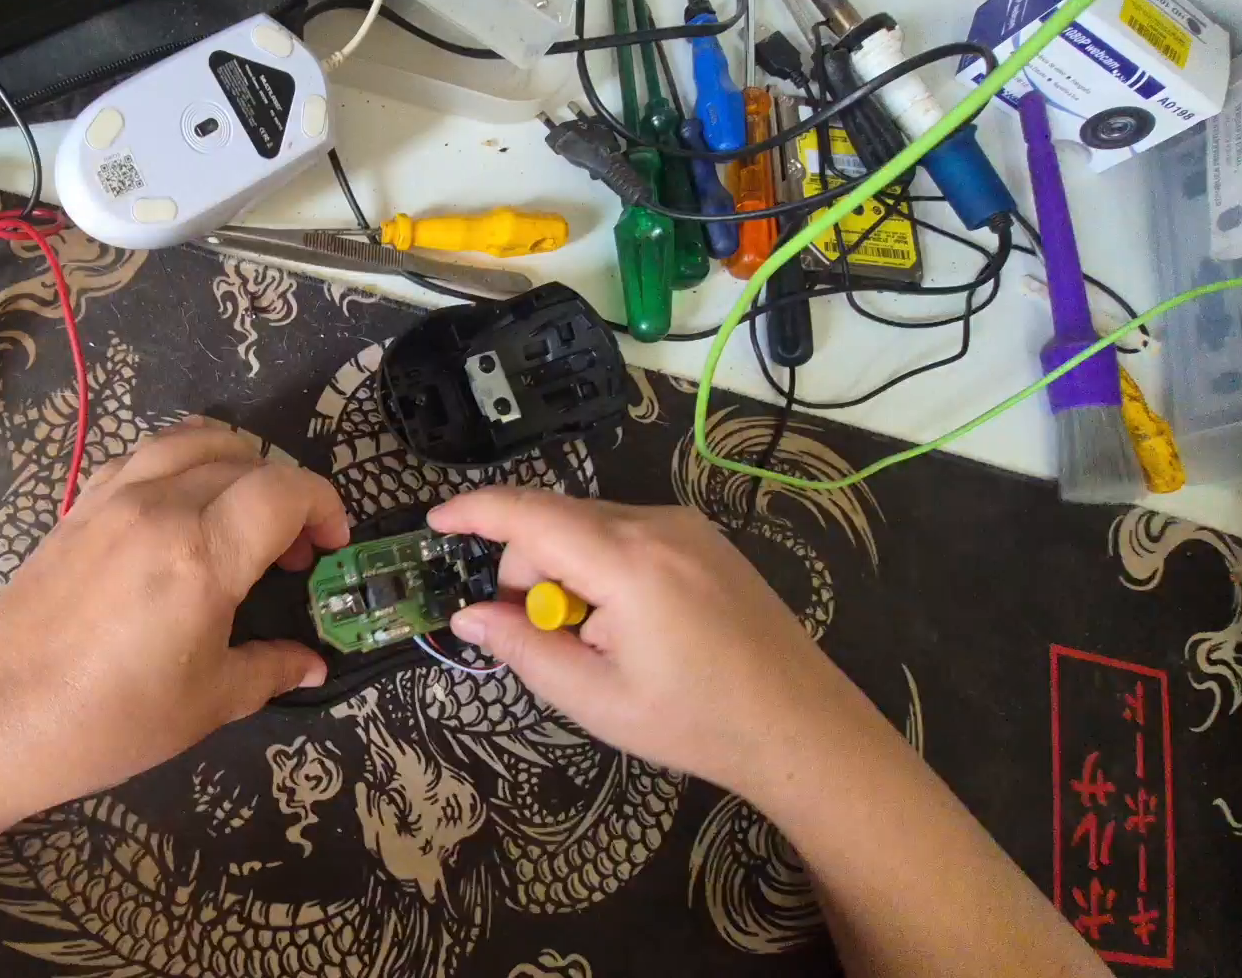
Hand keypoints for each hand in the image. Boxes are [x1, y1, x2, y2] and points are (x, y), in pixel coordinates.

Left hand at [0, 418, 347, 818]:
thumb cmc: (110, 718)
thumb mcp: (208, 702)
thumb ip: (272, 668)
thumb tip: (313, 663)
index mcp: (202, 555)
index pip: (286, 490)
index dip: (325, 505)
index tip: (332, 544)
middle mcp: (163, 506)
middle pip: (250, 462)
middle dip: (289, 495)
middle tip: (292, 553)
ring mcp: (117, 495)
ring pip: (197, 438)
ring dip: (241, 462)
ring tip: (247, 510)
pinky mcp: (85, 501)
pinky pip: (149, 451)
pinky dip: (187, 459)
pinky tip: (187, 502)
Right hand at [428, 487, 864, 798]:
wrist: (807, 729)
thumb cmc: (695, 721)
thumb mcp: (594, 698)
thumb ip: (521, 648)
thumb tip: (466, 614)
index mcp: (626, 562)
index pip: (528, 515)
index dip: (473, 512)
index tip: (434, 522)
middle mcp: (654, 523)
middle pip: (551, 520)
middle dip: (523, 567)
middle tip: (536, 632)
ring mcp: (682, 523)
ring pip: (583, 524)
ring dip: (560, 566)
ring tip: (590, 632)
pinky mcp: (698, 534)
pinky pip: (617, 530)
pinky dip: (593, 562)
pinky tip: (622, 614)